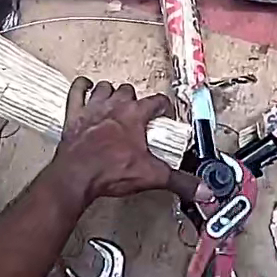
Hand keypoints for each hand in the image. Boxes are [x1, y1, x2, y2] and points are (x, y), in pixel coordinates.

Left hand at [49, 79, 203, 203]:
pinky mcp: (74, 114)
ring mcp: (93, 107)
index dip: (164, 107)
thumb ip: (179, 181)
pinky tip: (85, 87)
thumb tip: (202, 189)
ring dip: (111, 93)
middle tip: (138, 113)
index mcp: (135, 115)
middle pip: (129, 92)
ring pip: (105, 88)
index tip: (165, 114)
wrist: (78, 175)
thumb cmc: (110, 171)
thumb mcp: (152, 176)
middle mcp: (115, 105)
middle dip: (135, 100)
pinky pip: (77, 90)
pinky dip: (81, 87)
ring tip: (115, 101)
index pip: (156, 102)